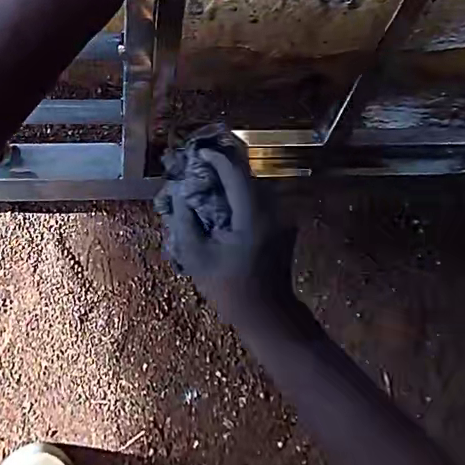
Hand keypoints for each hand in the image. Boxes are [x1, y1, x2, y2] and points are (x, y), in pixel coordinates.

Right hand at [157, 148, 304, 336]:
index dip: (216, 158)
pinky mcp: (284, 224)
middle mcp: (273, 210)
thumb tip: (180, 191)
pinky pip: (260, 201)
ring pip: (255, 187)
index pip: (236, 173)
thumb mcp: (196, 257)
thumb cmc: (230, 289)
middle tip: (199, 165)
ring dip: (232, 181)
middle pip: (247, 176)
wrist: (268, 313)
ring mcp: (283, 217)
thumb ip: (185, 219)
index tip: (198, 152)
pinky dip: (241, 196)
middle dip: (223, 167)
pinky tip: (225, 205)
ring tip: (208, 182)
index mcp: (253, 216)